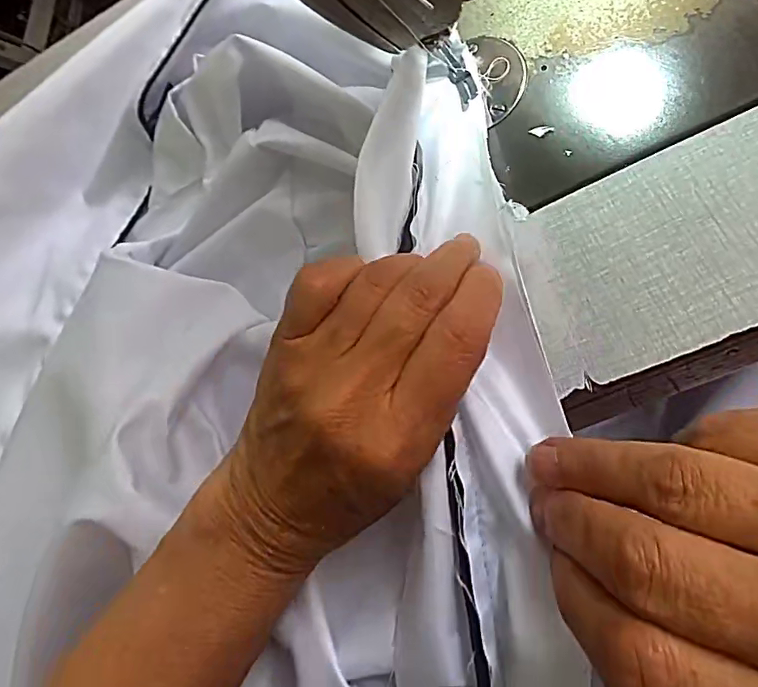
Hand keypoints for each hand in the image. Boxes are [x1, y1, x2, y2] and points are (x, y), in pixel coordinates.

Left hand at [196, 236, 500, 578]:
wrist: (269, 507)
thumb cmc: (356, 490)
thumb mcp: (420, 456)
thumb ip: (444, 385)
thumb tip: (463, 308)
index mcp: (399, 436)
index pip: (453, 343)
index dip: (479, 297)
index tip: (489, 277)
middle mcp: (353, 394)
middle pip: (416, 304)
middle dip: (451, 265)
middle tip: (468, 250)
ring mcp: (310, 364)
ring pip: (373, 285)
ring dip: (412, 261)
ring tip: (429, 261)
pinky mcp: (280, 344)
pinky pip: (320, 280)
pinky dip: (356, 266)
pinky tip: (373, 274)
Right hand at [529, 406, 757, 686]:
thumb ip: (724, 674)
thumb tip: (618, 608)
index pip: (653, 661)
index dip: (584, 610)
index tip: (552, 570)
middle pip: (657, 552)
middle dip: (579, 522)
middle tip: (537, 496)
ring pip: (682, 474)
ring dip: (607, 467)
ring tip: (563, 460)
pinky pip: (731, 432)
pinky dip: (684, 446)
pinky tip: (664, 456)